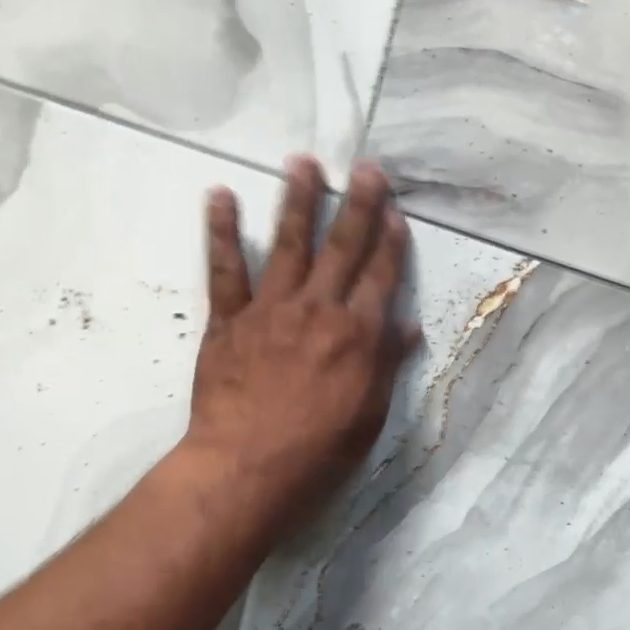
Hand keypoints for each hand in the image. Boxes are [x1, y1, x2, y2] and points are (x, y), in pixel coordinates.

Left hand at [171, 156, 418, 540]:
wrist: (249, 467)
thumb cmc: (321, 451)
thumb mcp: (370, 414)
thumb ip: (386, 364)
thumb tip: (407, 326)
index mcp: (358, 336)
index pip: (381, 278)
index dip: (391, 244)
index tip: (397, 213)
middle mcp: (319, 311)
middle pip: (342, 248)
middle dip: (358, 205)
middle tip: (365, 167)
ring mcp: (271, 310)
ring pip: (289, 245)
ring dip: (297, 201)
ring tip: (302, 162)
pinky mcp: (228, 321)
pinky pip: (225, 269)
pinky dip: (222, 232)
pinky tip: (222, 196)